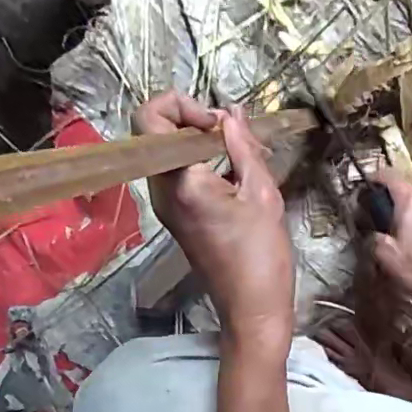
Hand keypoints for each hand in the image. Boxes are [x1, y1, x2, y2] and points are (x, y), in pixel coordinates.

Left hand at [134, 91, 294, 342]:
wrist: (252, 306)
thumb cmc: (262, 254)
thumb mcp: (262, 194)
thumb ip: (244, 147)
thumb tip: (230, 113)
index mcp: (179, 181)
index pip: (149, 118)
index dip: (180, 104)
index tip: (217, 122)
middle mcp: (161, 190)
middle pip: (156, 132)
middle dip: (193, 120)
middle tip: (233, 135)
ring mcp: (166, 206)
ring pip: (169, 152)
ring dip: (200, 142)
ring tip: (241, 155)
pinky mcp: (177, 217)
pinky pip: (180, 174)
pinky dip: (202, 162)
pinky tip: (235, 175)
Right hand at [368, 169, 411, 310]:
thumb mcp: (385, 254)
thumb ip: (373, 237)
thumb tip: (372, 234)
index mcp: (410, 198)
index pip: (386, 175)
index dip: (370, 181)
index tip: (360, 193)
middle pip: (402, 189)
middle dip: (386, 201)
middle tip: (373, 218)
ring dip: (402, 213)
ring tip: (391, 232)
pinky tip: (410, 241)